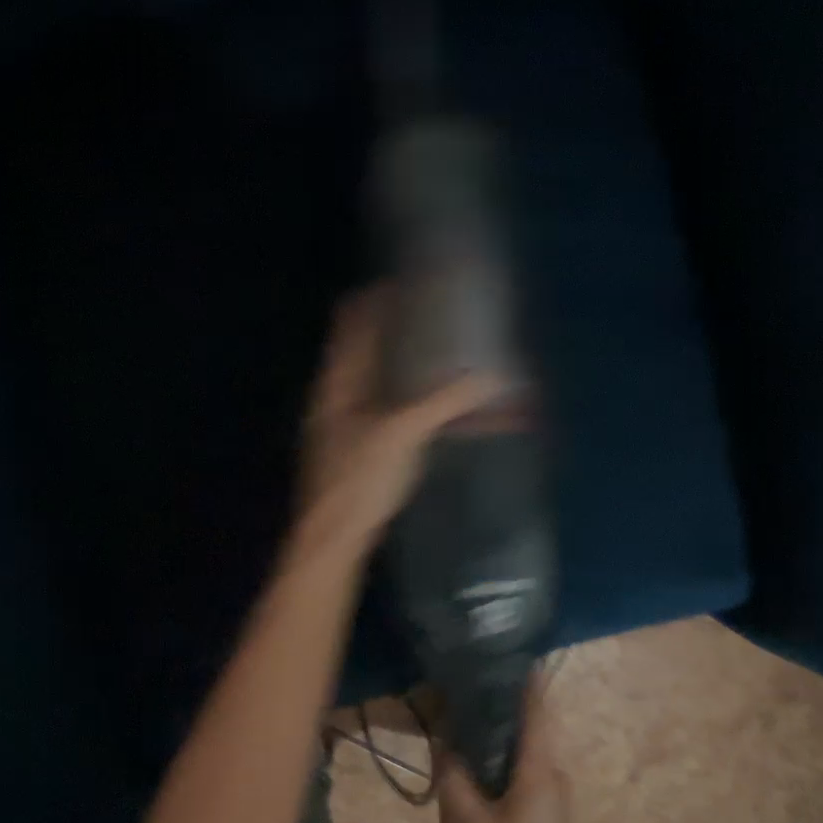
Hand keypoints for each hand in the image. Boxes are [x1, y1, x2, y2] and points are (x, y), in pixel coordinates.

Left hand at [296, 285, 502, 552]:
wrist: (332, 539)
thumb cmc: (357, 480)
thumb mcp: (401, 435)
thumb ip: (443, 402)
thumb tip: (490, 376)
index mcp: (337, 382)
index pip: (353, 322)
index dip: (376, 298)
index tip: (409, 282)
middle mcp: (338, 396)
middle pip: (366, 349)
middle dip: (398, 331)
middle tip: (436, 316)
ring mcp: (347, 424)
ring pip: (378, 381)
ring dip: (406, 366)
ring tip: (443, 354)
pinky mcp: (362, 449)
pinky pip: (391, 411)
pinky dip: (413, 401)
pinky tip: (438, 406)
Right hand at [438, 681, 601, 822]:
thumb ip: (454, 780)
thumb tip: (441, 742)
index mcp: (539, 766)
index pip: (536, 706)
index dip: (523, 677)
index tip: (503, 652)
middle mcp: (552, 770)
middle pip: (528, 723)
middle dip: (500, 701)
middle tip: (464, 682)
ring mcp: (552, 791)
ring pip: (524, 747)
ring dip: (498, 731)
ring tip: (463, 715)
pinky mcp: (546, 810)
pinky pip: (523, 768)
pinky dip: (501, 756)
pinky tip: (475, 762)